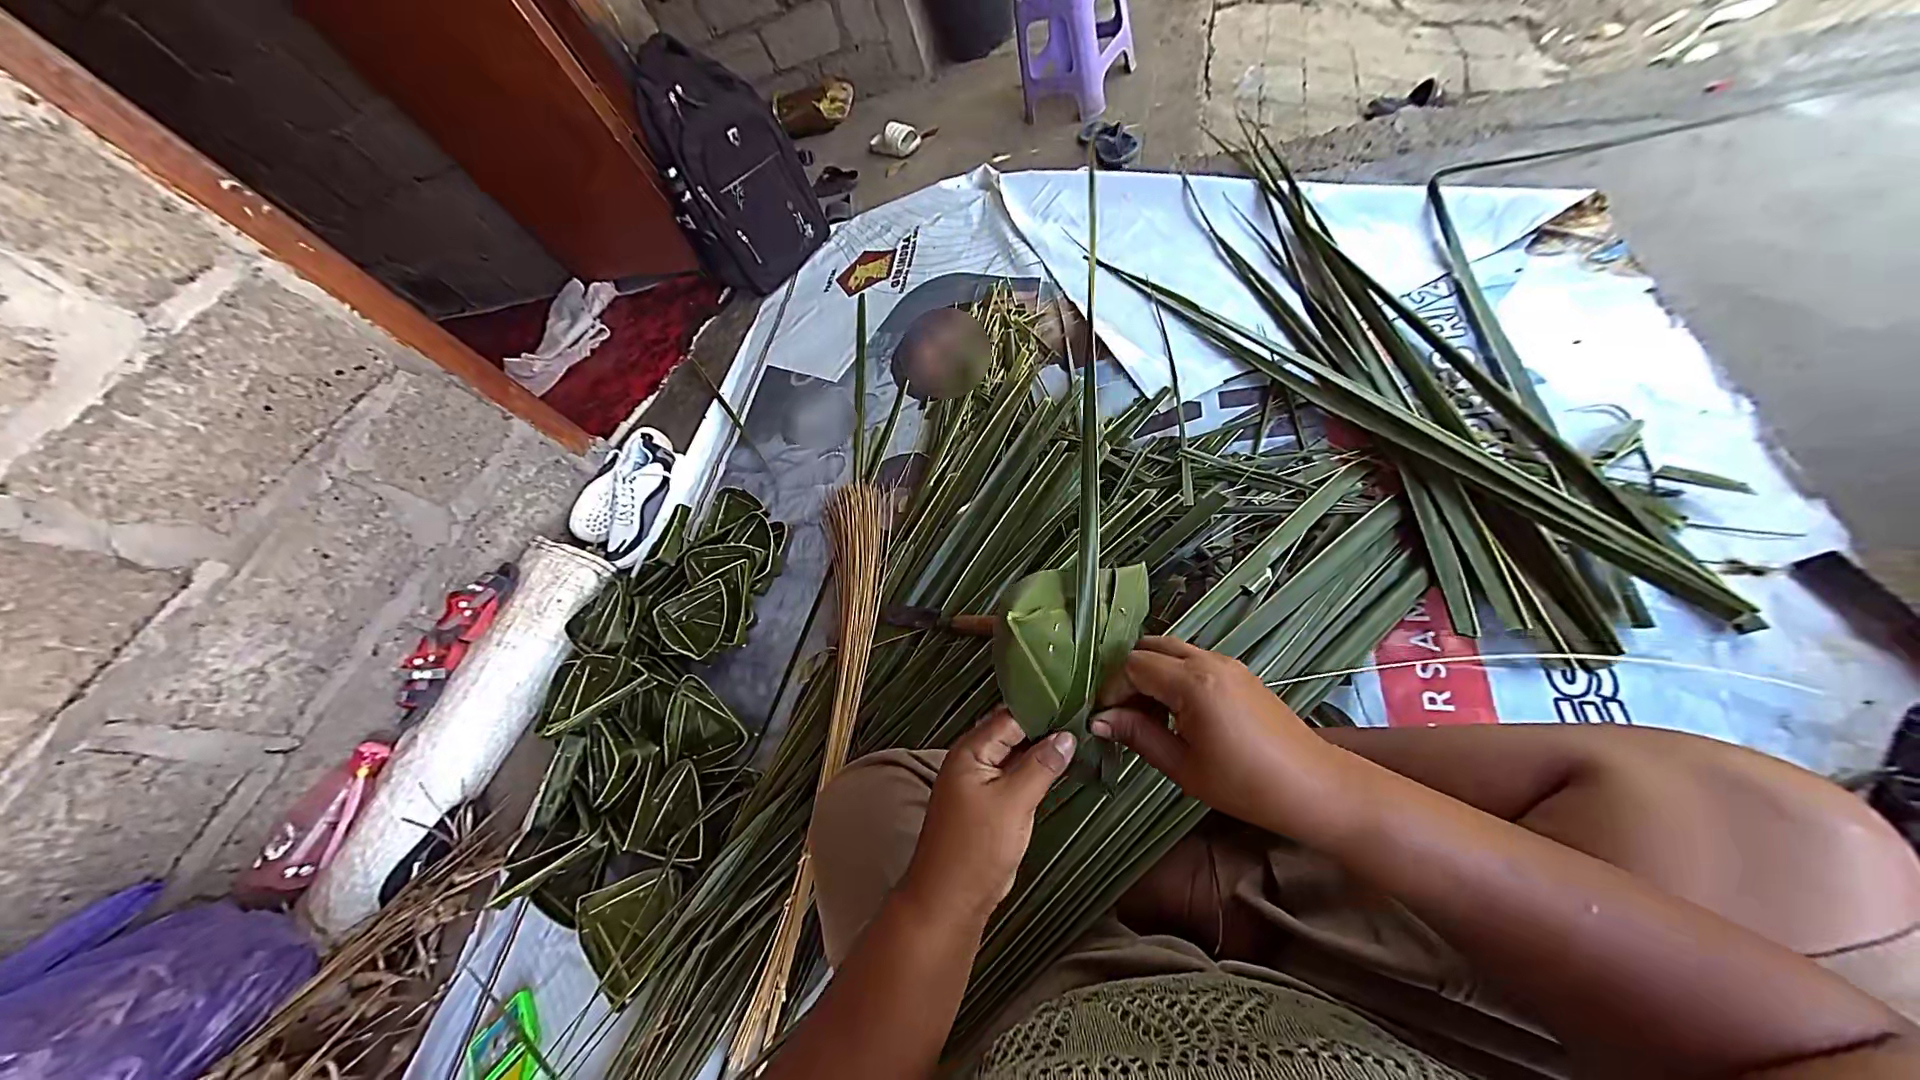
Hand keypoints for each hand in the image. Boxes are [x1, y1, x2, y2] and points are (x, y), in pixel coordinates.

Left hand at [901, 707, 1074, 925]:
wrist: (950, 901)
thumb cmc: (975, 849)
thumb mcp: (1013, 802)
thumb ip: (1041, 766)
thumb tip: (1067, 735)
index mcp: (970, 750)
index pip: (1010, 716)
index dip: (1042, 709)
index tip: (1076, 702)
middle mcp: (971, 759)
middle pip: (1012, 732)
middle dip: (1044, 727)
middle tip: (1083, 718)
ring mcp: (979, 781)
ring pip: (1015, 754)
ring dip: (1042, 749)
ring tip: (1078, 738)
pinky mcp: (988, 802)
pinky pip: (1014, 775)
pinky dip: (1035, 770)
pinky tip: (1059, 768)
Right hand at [1090, 636, 1339, 831]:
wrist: (1315, 788)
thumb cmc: (1245, 784)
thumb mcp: (1182, 766)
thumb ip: (1137, 735)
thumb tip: (1098, 720)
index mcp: (1192, 682)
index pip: (1133, 666)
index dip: (1112, 690)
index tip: (1106, 719)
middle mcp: (1208, 660)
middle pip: (1149, 647)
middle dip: (1129, 676)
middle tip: (1125, 714)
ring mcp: (1227, 662)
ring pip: (1171, 649)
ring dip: (1152, 673)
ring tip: (1150, 715)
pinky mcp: (1239, 671)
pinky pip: (1193, 659)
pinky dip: (1174, 675)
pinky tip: (1178, 713)